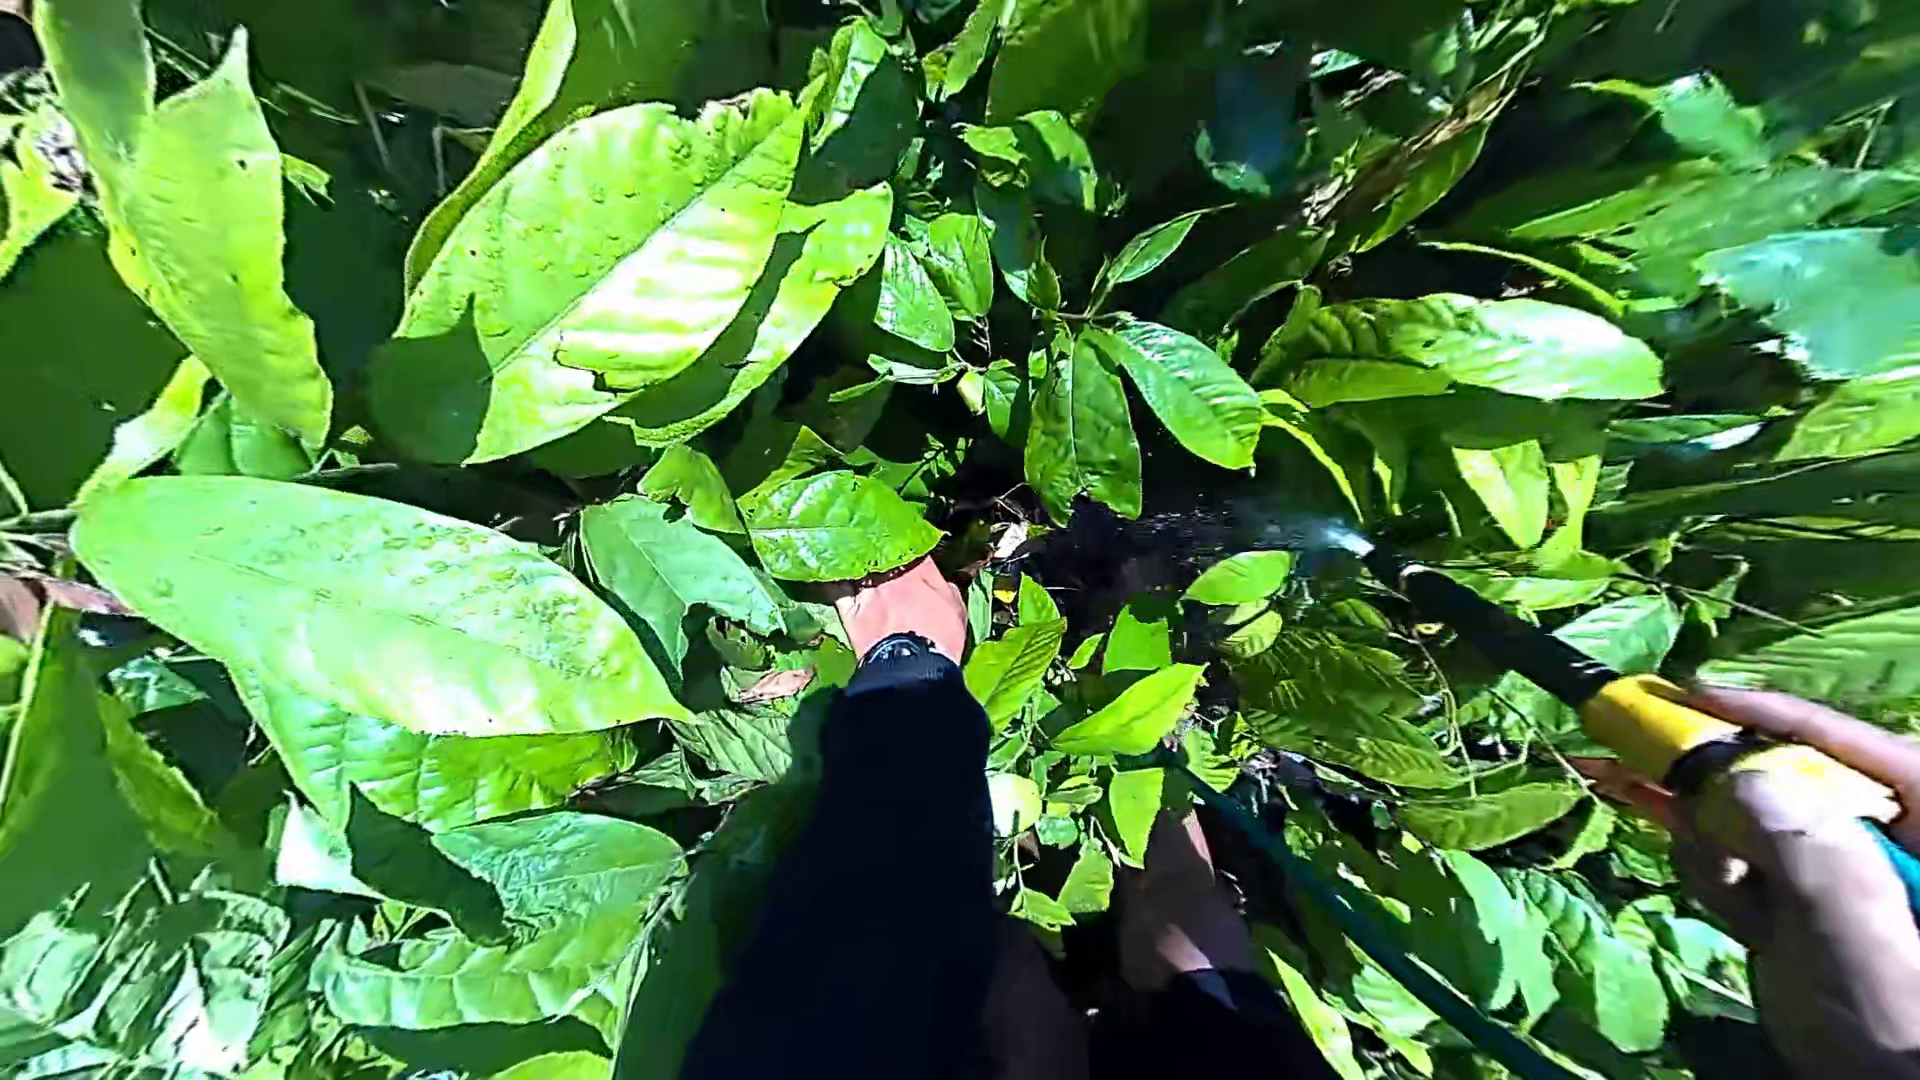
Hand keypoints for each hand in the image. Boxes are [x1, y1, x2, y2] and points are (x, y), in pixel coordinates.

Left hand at [828, 556, 965, 662]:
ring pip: (860, 566)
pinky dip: (838, 581)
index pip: (913, 547)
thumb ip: (946, 588)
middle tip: (880, 542)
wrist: (912, 668)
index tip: (910, 545)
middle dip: (882, 547)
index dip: (912, 544)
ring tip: (854, 552)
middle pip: (883, 552)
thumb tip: (939, 578)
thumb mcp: (956, 609)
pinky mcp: (849, 611)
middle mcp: (890, 576)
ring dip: (859, 560)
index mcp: (919, 571)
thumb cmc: (941, 638)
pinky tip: (835, 575)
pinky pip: (838, 588)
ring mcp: (868, 592)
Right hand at [1673, 687, 1919, 1077]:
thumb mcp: (1869, 960)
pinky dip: (1713, 866)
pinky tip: (1723, 897)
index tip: (1694, 694)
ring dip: (1714, 840)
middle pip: (1802, 783)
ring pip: (1756, 819)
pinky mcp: (1808, 901)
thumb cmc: (1906, 1046)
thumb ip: (1820, 867)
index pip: (1886, 757)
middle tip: (1642, 758)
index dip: (1789, 717)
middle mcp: (1905, 854)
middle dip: (1723, 784)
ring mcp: (1855, 880)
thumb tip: (1746, 778)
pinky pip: (1742, 857)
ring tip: (1719, 883)